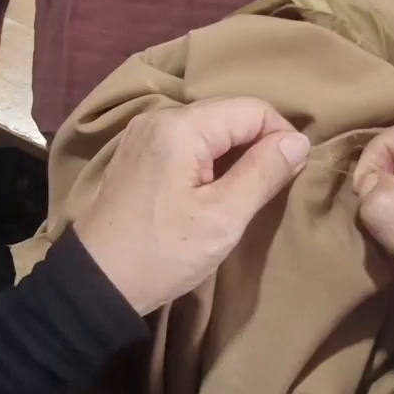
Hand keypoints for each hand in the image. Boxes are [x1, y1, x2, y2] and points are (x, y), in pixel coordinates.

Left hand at [74, 97, 310, 312]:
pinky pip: (188, 141)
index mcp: (181, 127)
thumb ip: (263, 172)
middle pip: (230, 113)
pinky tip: (217, 190)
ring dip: (236, 153)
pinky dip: (211, 158)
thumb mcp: (223, 218)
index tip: (292, 175)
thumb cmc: (163, 253)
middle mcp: (160, 117)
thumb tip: (298, 140)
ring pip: (211, 127)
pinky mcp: (139, 153)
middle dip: (260, 143)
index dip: (282, 136)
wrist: (96, 284)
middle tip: (273, 185)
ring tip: (249, 191)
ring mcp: (145, 134)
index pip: (253, 109)